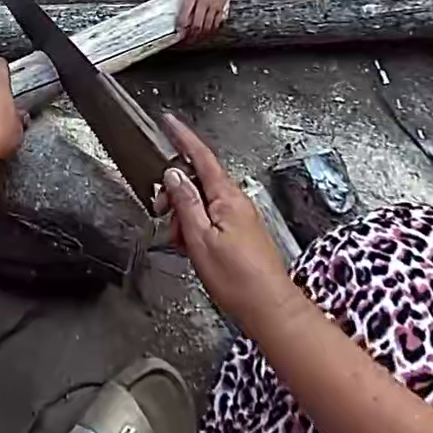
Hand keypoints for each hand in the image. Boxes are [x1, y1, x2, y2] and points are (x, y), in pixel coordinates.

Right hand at [154, 114, 305, 330]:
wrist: (271, 311)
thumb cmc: (239, 280)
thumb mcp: (199, 238)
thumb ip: (185, 202)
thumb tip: (173, 175)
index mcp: (226, 197)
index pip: (201, 156)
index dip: (183, 137)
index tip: (169, 121)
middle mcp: (236, 201)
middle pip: (197, 179)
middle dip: (175, 191)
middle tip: (162, 210)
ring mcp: (239, 216)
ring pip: (202, 200)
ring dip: (184, 213)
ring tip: (179, 238)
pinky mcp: (240, 231)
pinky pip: (211, 216)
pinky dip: (195, 224)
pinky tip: (190, 244)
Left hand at [166, 0, 232, 41]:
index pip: (186, 14)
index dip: (182, 25)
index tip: (178, 32)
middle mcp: (203, 3)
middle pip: (197, 24)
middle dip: (191, 35)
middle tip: (186, 40)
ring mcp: (213, 7)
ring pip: (207, 26)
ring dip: (201, 35)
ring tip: (195, 40)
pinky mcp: (221, 8)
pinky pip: (217, 23)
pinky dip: (211, 30)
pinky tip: (207, 33)